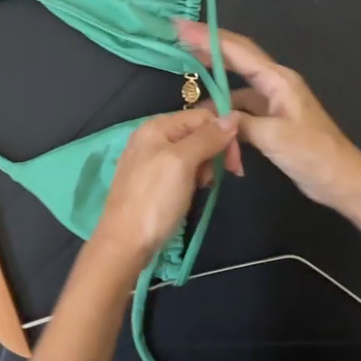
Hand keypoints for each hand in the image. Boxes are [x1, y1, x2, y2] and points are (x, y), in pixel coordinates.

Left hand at [94, 109, 238, 260]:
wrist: (125, 243)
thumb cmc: (155, 200)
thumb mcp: (183, 163)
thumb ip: (206, 137)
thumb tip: (232, 117)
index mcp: (157, 126)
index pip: (202, 116)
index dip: (223, 135)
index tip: (235, 165)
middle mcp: (152, 137)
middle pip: (198, 133)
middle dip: (214, 153)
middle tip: (218, 179)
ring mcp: (150, 159)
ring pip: (192, 153)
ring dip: (205, 168)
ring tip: (202, 188)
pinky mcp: (151, 180)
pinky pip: (181, 169)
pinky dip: (192, 178)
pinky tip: (192, 192)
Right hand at [174, 20, 360, 210]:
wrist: (342, 179)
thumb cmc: (312, 154)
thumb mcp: (273, 137)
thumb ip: (241, 123)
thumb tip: (214, 117)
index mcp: (277, 80)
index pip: (237, 51)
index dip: (207, 38)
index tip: (181, 28)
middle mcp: (275, 84)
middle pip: (237, 58)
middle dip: (208, 47)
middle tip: (179, 38)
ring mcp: (274, 101)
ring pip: (237, 85)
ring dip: (215, 83)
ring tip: (188, 79)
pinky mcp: (272, 120)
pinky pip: (242, 107)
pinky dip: (225, 110)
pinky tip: (209, 117)